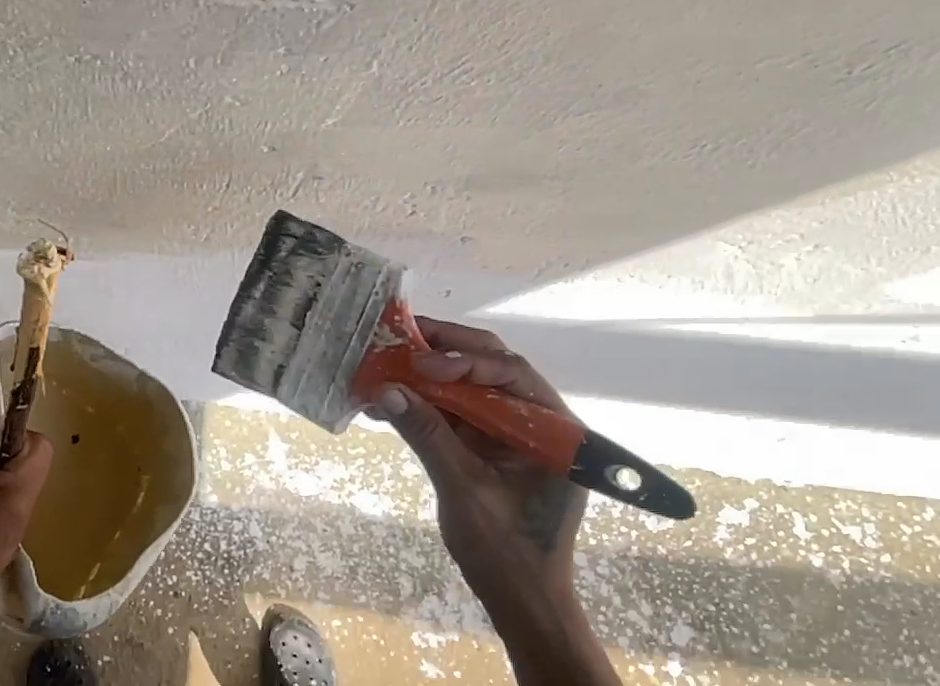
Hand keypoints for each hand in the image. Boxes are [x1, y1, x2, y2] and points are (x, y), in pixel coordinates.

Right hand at [370, 319, 618, 685]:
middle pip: (492, 364)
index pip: (512, 373)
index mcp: (554, 431)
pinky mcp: (486, 442)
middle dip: (446, 348)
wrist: (521, 601)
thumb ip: (428, 435)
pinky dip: (423, 398)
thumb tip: (385, 389)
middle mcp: (537, 421)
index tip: (423, 365)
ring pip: (470, 381)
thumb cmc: (507, 552)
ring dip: (429, 370)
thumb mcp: (464, 490)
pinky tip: (389, 397)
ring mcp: (511, 430)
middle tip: (401, 338)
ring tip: (388, 359)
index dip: (465, 362)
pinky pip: (455, 407)